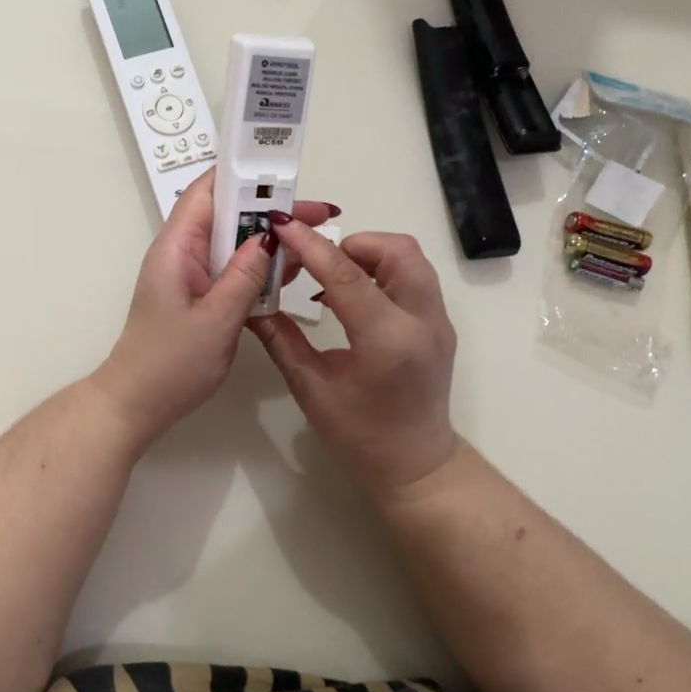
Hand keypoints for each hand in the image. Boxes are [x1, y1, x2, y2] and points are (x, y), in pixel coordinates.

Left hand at [91, 170, 335, 440]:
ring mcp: (190, 273)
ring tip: (315, 238)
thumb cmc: (170, 363)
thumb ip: (245, 276)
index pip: (208, 191)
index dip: (245, 175)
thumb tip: (271, 235)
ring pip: (234, 241)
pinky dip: (260, 266)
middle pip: (228, 214)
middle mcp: (181, 252)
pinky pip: (232, 268)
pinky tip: (292, 270)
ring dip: (270, 239)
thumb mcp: (216, 319)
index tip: (288, 173)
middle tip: (320, 214)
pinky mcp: (199, 294)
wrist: (137, 403)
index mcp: (176, 247)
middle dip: (271, 209)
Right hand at [247, 221, 459, 494]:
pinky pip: (414, 278)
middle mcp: (421, 322)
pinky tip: (351, 296)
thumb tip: (250, 303)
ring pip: (411, 260)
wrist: (414, 464)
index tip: (283, 226)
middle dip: (352, 242)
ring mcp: (438, 322)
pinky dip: (382, 272)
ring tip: (332, 276)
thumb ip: (281, 339)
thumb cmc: (358, 435)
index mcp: (386, 341)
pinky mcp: (440, 324)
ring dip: (370, 254)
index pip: (347, 275)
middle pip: (396, 251)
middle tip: (316, 260)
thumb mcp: (310, 387)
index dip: (311, 246)